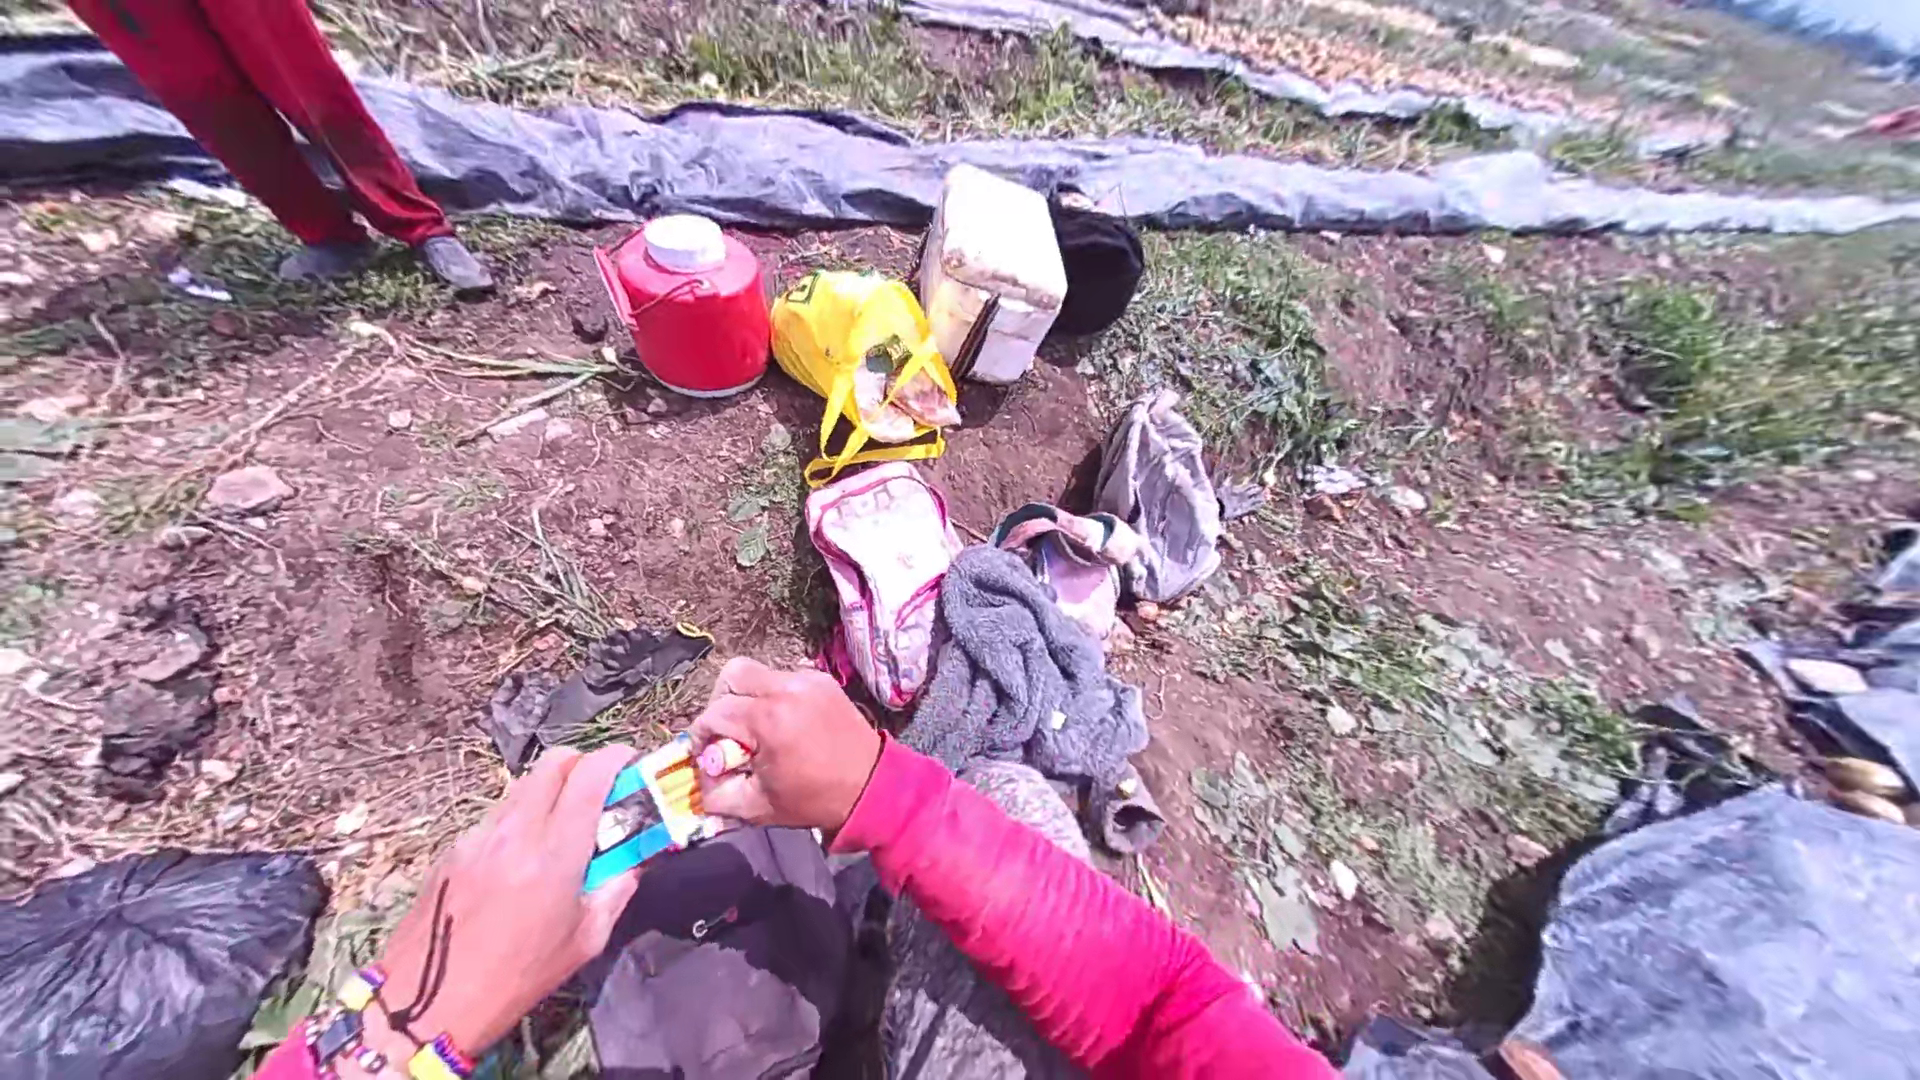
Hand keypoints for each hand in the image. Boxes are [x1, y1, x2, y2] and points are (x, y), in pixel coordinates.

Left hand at [362, 745, 639, 1060]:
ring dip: (553, 790)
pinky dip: (522, 819)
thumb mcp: (586, 939)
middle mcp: (515, 833)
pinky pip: (498, 814)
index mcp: (554, 853)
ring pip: (526, 784)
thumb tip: (636, 858)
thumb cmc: (512, 980)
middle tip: (600, 789)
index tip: (631, 763)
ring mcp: (478, 838)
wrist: (415, 1015)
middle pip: (556, 761)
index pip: (591, 774)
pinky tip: (521, 858)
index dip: (618, 756)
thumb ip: (619, 888)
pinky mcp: (452, 851)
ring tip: (560, 828)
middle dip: (585, 763)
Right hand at [688, 658, 882, 831]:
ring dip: (749, 696)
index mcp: (769, 718)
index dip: (702, 735)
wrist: (870, 784)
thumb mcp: (755, 807)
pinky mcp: (823, 679)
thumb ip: (715, 790)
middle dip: (721, 701)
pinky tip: (784, 722)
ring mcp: (808, 680)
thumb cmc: (813, 799)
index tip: (707, 753)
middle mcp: (787, 689)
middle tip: (728, 730)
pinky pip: (784, 677)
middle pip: (733, 674)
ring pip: (759, 672)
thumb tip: (700, 770)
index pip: (715, 712)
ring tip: (757, 728)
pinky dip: (774, 694)